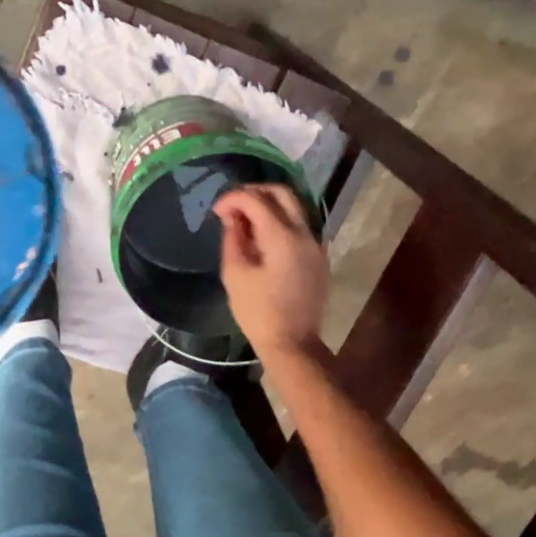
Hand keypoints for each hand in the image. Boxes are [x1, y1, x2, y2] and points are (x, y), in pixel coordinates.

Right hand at [213, 184, 329, 356]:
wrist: (293, 344)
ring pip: (294, 207)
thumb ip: (233, 238)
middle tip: (233, 206)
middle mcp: (304, 233)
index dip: (232, 198)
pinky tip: (264, 236)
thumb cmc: (258, 312)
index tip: (216, 211)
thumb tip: (232, 217)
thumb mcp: (235, 274)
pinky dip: (281, 220)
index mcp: (283, 236)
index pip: (256, 199)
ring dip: (269, 204)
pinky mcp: (319, 257)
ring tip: (246, 219)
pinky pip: (300, 225)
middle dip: (254, 192)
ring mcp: (316, 244)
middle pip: (282, 192)